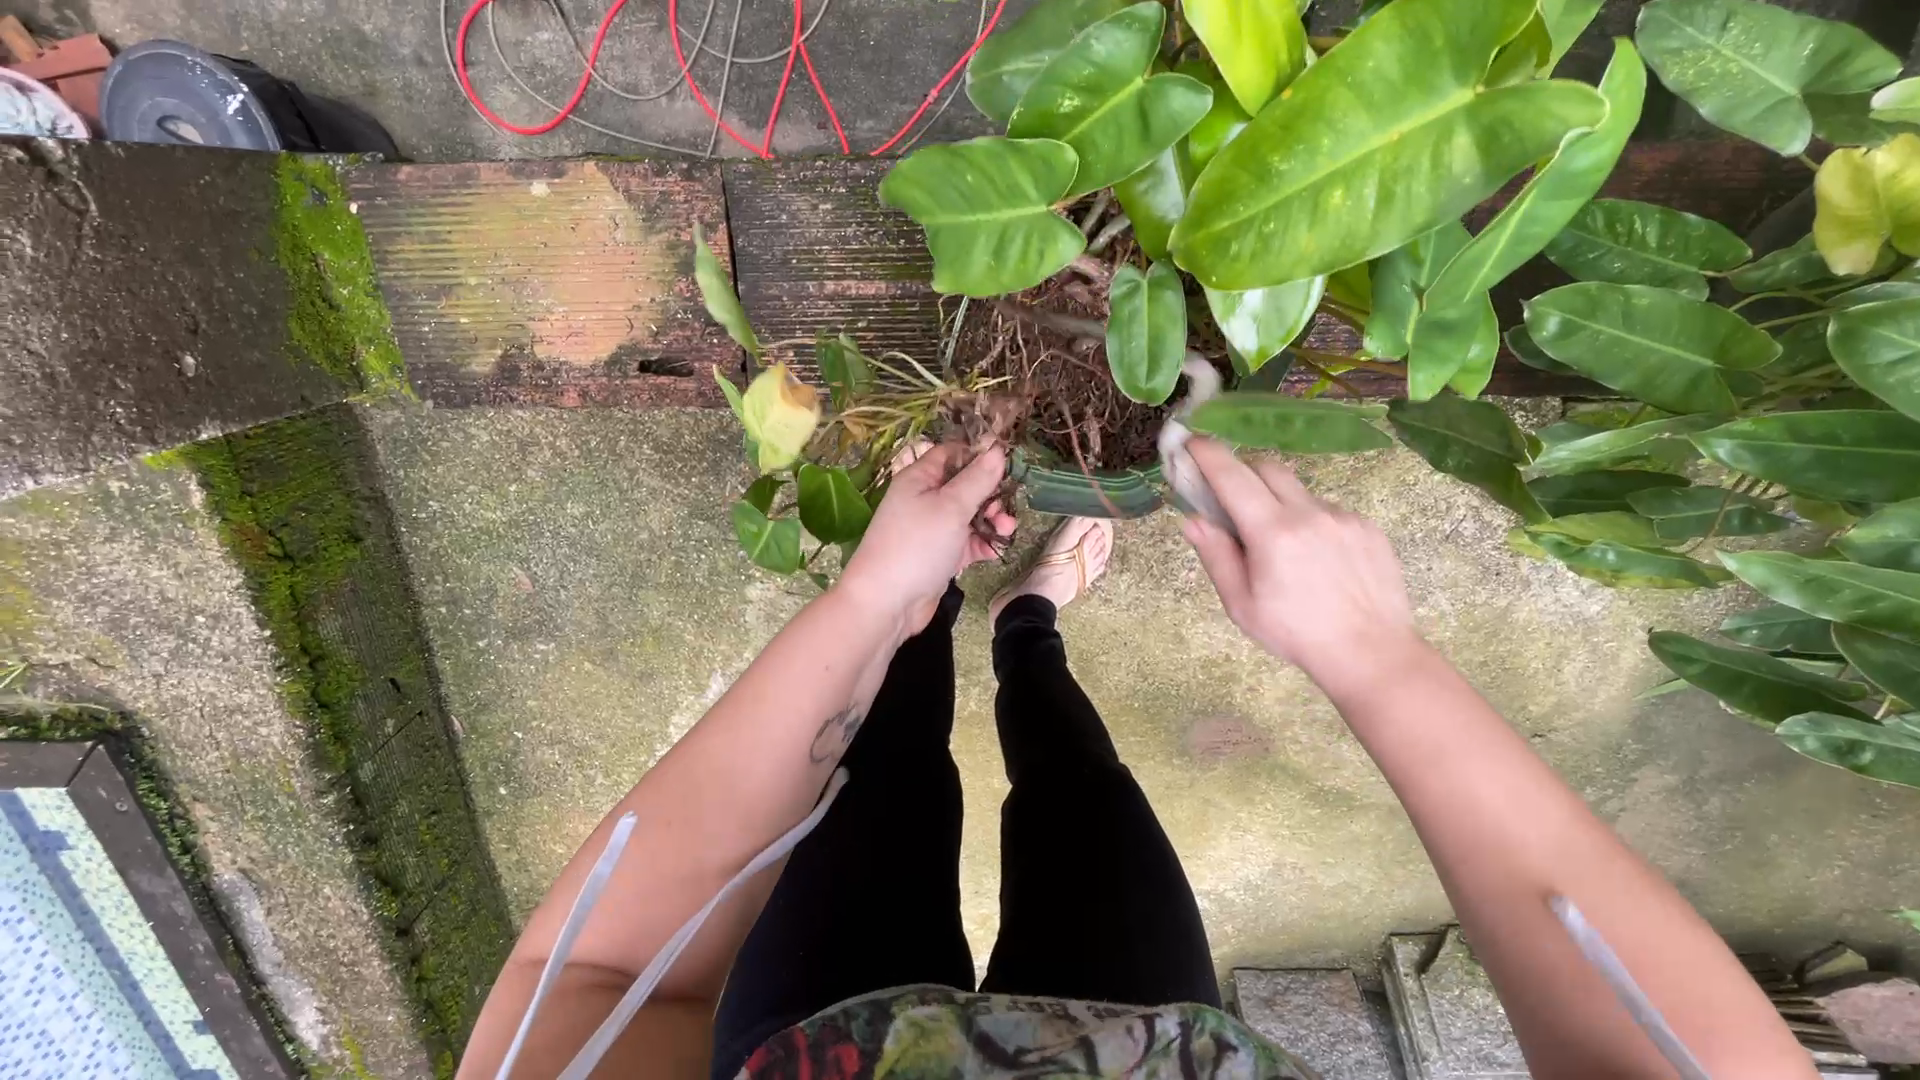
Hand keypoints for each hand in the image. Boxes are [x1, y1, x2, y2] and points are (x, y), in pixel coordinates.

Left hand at [837, 443, 1013, 633]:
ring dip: (992, 521)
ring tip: (1006, 531)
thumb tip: (997, 450)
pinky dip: (982, 544)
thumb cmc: (917, 546)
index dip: (978, 456)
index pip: (952, 454)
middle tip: (1003, 509)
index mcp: (920, 479)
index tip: (1005, 465)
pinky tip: (994, 551)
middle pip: (966, 486)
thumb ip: (977, 479)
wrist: (888, 603)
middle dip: (991, 495)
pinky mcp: (941, 555)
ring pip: (970, 516)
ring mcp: (933, 529)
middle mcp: (925, 500)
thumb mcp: (951, 506)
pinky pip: (968, 542)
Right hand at [1180, 438, 1422, 690]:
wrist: (1371, 652)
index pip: (1233, 476)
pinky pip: (1328, 510)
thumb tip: (1192, 519)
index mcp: (1272, 533)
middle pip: (1267, 467)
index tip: (1193, 441)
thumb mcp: (1241, 604)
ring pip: (1299, 491)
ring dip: (1279, 503)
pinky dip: (1311, 522)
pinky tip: (1317, 560)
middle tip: (1233, 499)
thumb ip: (1216, 556)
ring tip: (1283, 547)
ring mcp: (1343, 517)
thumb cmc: (1295, 634)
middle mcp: (1309, 514)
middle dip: (1244, 472)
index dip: (1208, 454)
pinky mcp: (1367, 526)